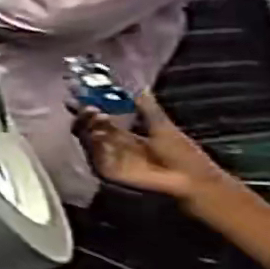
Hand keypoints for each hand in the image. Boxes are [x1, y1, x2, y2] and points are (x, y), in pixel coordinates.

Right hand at [76, 91, 224, 199]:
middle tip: (88, 106)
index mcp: (120, 135)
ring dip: (87, 127)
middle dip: (85, 116)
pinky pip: (94, 156)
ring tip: (96, 115)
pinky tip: (98, 135)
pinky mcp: (104, 169)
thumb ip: (149, 110)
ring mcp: (104, 157)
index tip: (79, 95)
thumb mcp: (163, 127)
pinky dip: (94, 145)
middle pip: (86, 128)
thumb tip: (140, 89)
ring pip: (86, 140)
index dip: (89, 107)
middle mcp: (108, 145)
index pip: (97, 119)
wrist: (190, 179)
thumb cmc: (181, 154)